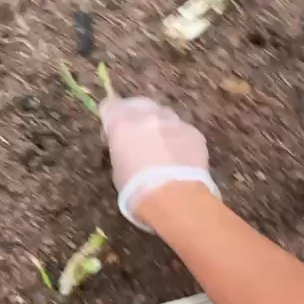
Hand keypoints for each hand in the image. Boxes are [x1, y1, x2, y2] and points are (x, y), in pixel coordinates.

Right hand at [99, 96, 219, 229]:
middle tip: (138, 137)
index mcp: (122, 124)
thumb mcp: (117, 168)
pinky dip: (178, 139)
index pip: (110, 106)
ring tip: (162, 148)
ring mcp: (173, 121)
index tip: (113, 129)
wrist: (174, 198)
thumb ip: (121, 147)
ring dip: (159, 126)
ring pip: (163, 115)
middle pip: (138, 104)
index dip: (111, 116)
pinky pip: (182, 129)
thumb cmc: (137, 190)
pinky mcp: (194, 132)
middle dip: (136, 117)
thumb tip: (127, 144)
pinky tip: (180, 157)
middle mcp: (147, 116)